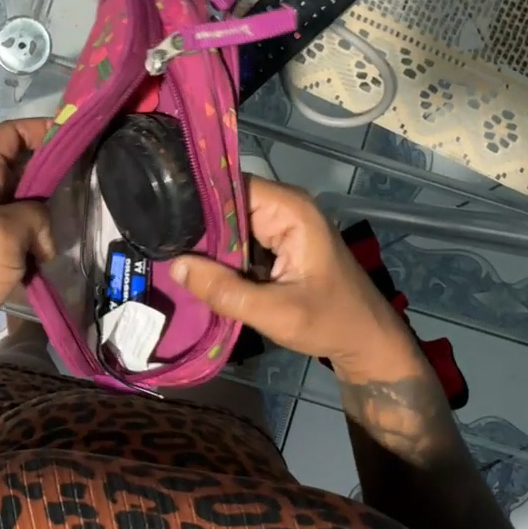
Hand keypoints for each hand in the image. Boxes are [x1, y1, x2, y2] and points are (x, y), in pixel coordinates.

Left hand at [0, 118, 55, 360]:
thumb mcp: (3, 233)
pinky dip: (37, 241)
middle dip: (52, 175)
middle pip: (21, 168)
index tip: (77, 138)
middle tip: (88, 183)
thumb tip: (43, 230)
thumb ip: (34, 214)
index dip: (41, 128)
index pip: (9, 134)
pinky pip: (19, 235)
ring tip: (72, 225)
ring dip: (46, 216)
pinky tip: (53, 255)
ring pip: (24, 205)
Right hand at [170, 176, 414, 370]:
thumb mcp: (275, 313)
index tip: (163, 218)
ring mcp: (279, 224)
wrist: (366, 343)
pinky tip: (194, 265)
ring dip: (205, 241)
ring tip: (169, 253)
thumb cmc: (330, 322)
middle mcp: (284, 207)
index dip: (197, 200)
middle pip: (225, 201)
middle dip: (197, 224)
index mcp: (290, 210)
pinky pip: (236, 238)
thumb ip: (224, 290)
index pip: (230, 185)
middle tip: (161, 243)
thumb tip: (174, 266)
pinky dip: (218, 253)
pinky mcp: (275, 242)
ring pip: (227, 222)